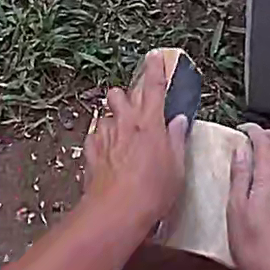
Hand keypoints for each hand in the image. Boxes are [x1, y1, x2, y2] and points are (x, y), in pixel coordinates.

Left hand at [82, 50, 189, 227]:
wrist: (116, 212)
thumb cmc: (152, 192)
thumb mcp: (177, 168)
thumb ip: (176, 140)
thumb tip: (178, 122)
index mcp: (150, 122)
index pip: (154, 86)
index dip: (155, 69)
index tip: (154, 57)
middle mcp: (126, 122)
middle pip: (120, 93)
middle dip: (125, 96)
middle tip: (135, 109)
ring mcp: (106, 135)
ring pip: (106, 114)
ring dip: (113, 120)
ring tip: (121, 137)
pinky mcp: (91, 150)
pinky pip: (95, 136)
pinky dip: (101, 141)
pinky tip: (109, 155)